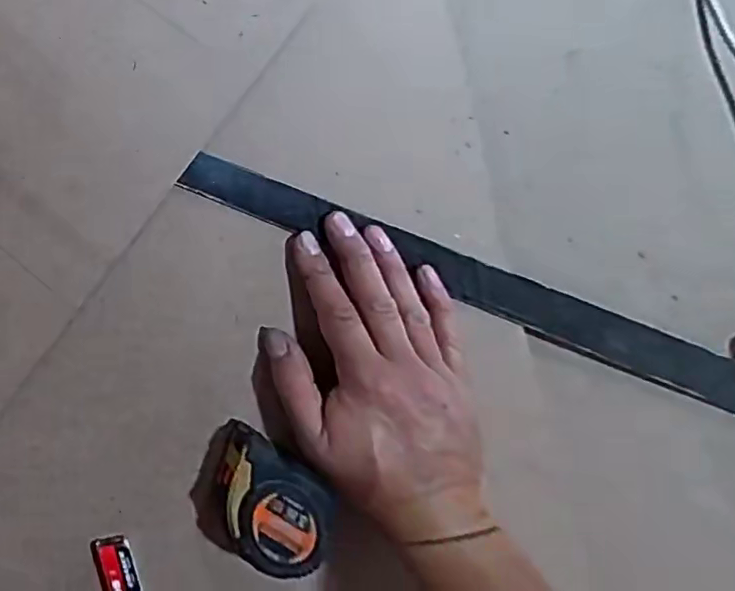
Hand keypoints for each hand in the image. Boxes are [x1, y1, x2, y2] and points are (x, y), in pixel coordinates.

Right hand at [260, 212, 490, 545]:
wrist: (438, 514)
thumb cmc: (366, 473)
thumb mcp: (313, 440)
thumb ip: (291, 385)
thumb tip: (274, 335)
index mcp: (367, 378)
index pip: (337, 312)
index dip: (318, 273)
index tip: (304, 240)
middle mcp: (405, 367)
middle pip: (376, 299)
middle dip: (354, 255)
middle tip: (338, 219)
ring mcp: (438, 372)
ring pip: (412, 308)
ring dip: (391, 265)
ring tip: (374, 231)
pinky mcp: (459, 382)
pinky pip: (450, 333)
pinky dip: (438, 299)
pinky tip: (425, 270)